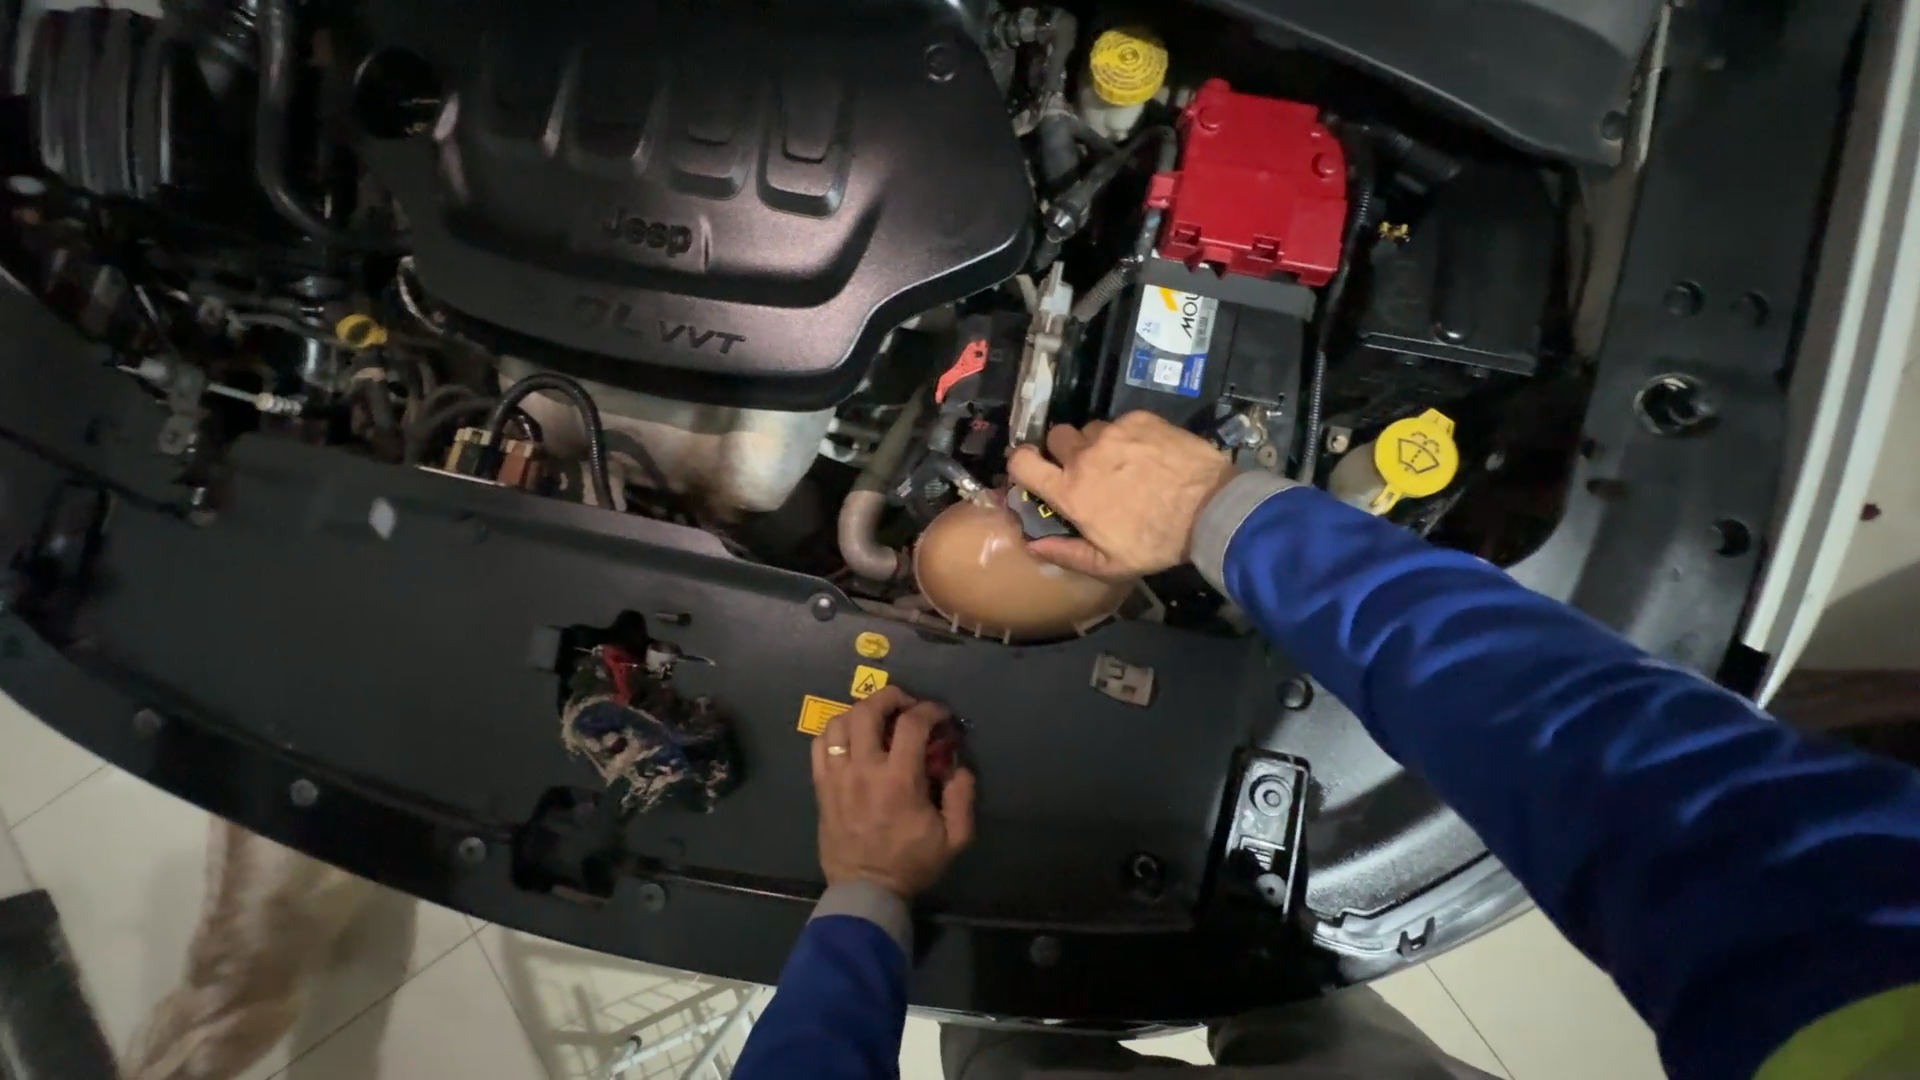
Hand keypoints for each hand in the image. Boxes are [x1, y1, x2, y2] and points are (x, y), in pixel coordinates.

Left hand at [812, 686, 976, 898]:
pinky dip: (835, 731)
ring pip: (839, 721)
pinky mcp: (821, 786)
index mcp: (899, 780)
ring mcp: (837, 776)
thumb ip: (963, 798)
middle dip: (891, 697)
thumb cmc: (911, 863)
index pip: (912, 724)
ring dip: (861, 711)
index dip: (930, 709)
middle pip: (868, 710)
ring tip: (878, 719)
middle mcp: (864, 769)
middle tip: (906, 705)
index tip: (940, 715)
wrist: (866, 892)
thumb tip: (959, 766)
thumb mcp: (954, 839)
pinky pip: (819, 744)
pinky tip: (851, 738)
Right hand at [1006, 412, 1236, 578]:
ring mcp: (1113, 433)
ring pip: (1090, 429)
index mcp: (1071, 492)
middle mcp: (1085, 456)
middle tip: (1085, 469)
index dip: (1021, 463)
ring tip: (1121, 463)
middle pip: (1055, 437)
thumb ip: (1066, 553)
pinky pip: (1121, 422)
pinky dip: (1128, 436)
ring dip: (1097, 444)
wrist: (1212, 510)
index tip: (1035, 471)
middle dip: (1063, 451)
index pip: (1021, 462)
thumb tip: (1033, 545)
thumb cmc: (1156, 543)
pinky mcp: (1140, 419)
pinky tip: (1147, 454)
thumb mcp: (1109, 564)